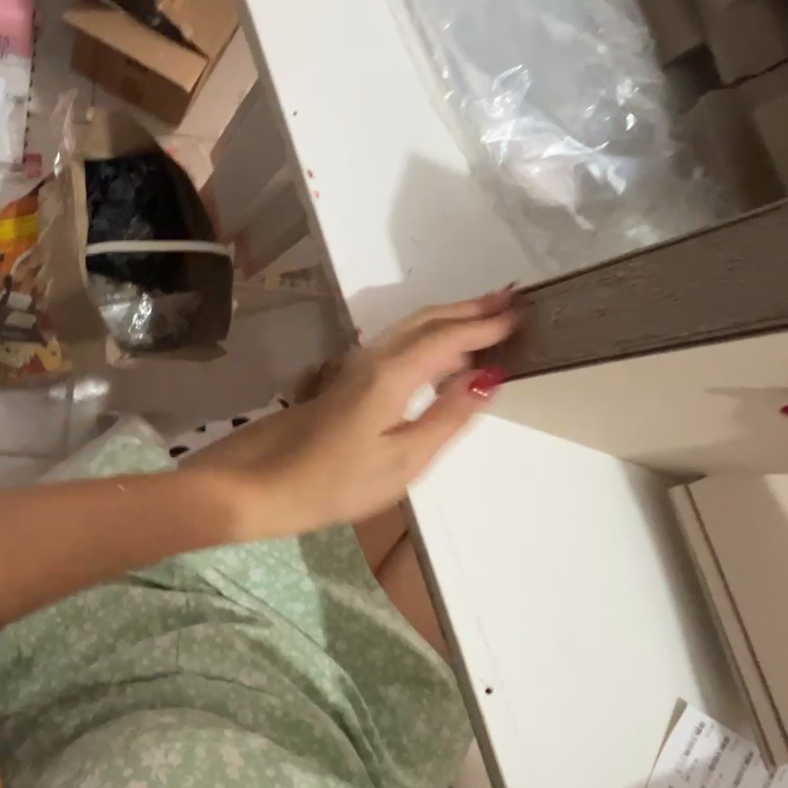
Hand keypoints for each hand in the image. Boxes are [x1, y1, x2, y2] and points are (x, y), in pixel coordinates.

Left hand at [189, 289, 519, 538]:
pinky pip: (399, 344)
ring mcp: (356, 366)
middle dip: (471, 310)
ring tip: (489, 319)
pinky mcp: (347, 380)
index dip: (486, 326)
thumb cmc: (335, 482)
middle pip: (428, 321)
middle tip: (514, 303)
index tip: (525, 313)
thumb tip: (490, 377)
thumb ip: (448, 416)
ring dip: (450, 319)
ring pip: (411, 329)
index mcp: (391, 373)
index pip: (448, 337)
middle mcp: (373, 358)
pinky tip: (443, 353)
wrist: (263, 484)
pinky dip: (429, 337)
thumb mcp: (404, 460)